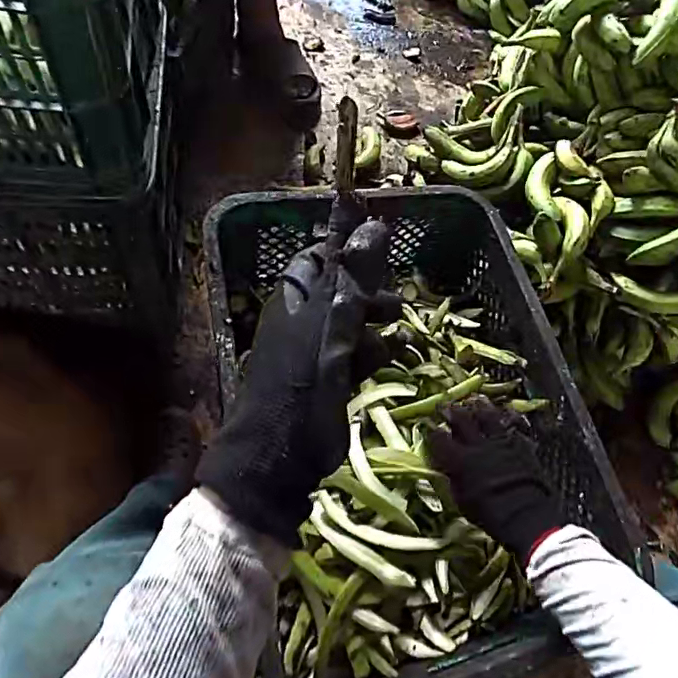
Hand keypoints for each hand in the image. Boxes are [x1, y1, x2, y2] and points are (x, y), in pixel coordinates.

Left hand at [197, 199, 393, 540]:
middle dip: (371, 293)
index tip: (382, 252)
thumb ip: (355, 276)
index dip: (349, 251)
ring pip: (351, 323)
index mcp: (295, 298)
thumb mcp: (334, 322)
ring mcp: (311, 349)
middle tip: (395, 303)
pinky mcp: (324, 377)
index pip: (320, 257)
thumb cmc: (304, 382)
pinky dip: (371, 354)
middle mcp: (301, 318)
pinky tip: (387, 360)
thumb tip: (375, 223)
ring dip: (376, 325)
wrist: (279, 454)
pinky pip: (352, 353)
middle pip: (341, 290)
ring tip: (398, 333)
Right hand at [426, 397, 563, 563]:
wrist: (524, 513)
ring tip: (474, 401)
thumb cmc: (488, 514)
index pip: (439, 439)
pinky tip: (503, 416)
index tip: (427, 425)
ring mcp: (500, 441)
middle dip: (452, 411)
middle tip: (445, 405)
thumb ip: (452, 480)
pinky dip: (504, 419)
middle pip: (463, 420)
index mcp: (460, 460)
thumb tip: (445, 468)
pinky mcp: (519, 444)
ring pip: (488, 417)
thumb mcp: (461, 501)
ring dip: (479, 408)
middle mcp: (478, 445)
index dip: (431, 431)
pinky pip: (510, 426)